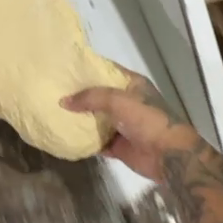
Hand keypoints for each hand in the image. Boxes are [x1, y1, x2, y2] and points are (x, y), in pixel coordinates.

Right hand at [61, 67, 200, 180]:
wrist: (169, 156)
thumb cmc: (147, 120)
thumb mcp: (118, 100)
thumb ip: (90, 97)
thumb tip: (63, 101)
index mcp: (132, 84)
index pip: (105, 70)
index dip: (86, 68)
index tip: (63, 66)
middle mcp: (126, 101)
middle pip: (97, 94)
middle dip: (78, 93)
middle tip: (53, 89)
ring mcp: (122, 124)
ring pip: (95, 117)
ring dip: (79, 117)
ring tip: (54, 110)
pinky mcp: (118, 144)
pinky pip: (96, 140)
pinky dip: (84, 138)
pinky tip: (65, 134)